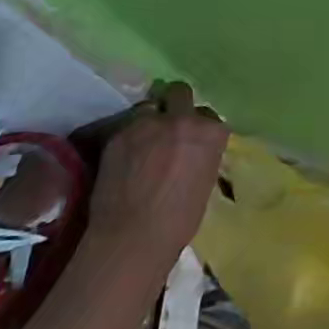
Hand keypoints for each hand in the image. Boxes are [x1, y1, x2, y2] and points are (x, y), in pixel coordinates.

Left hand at [88, 81, 228, 270]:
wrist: (134, 236)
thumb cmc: (181, 218)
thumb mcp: (206, 178)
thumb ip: (200, 152)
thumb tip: (188, 148)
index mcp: (211, 131)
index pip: (208, 114)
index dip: (199, 125)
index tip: (192, 139)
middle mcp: (182, 119)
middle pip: (179, 92)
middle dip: (175, 104)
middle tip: (168, 126)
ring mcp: (147, 124)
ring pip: (148, 106)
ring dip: (149, 119)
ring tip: (143, 141)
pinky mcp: (117, 134)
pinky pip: (126, 126)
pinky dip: (128, 137)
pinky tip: (125, 157)